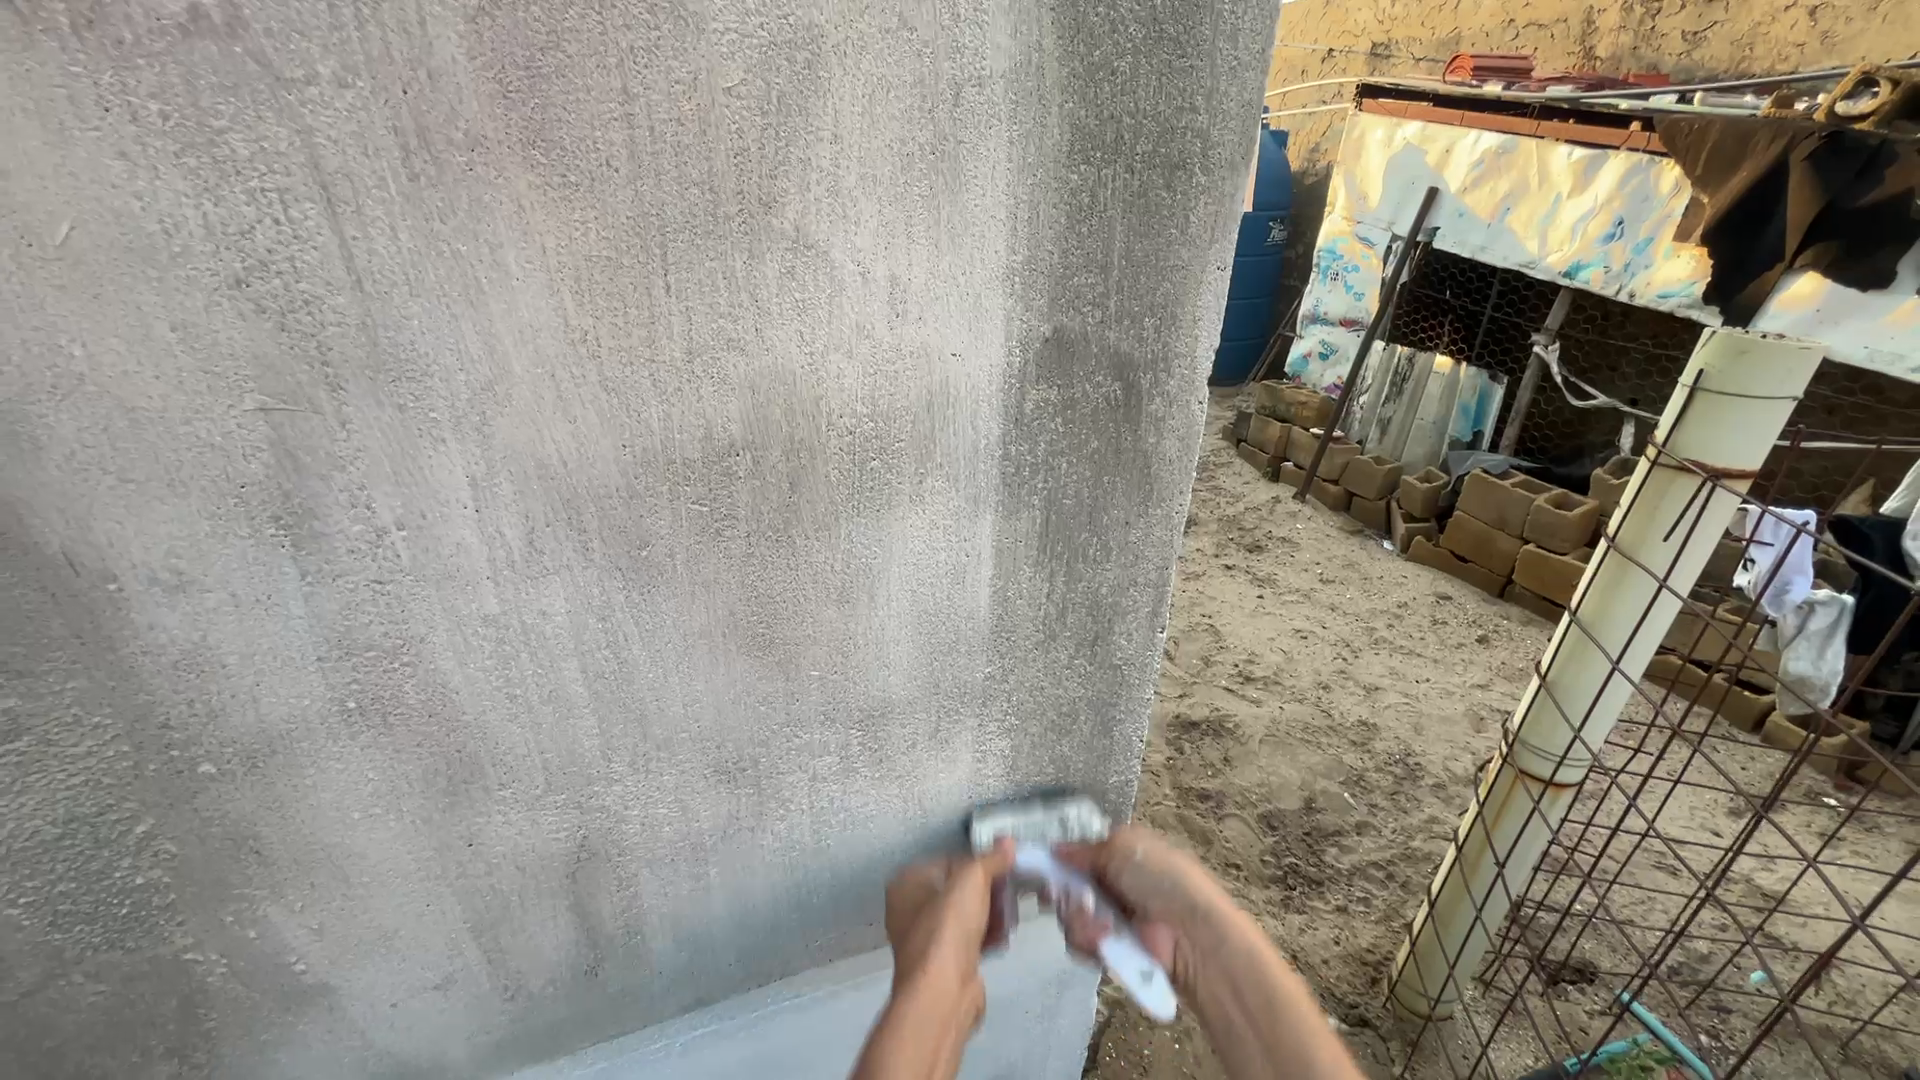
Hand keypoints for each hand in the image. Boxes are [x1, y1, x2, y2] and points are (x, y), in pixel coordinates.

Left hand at [882, 841, 1016, 1016]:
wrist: (942, 991)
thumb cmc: (949, 925)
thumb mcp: (972, 880)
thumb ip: (991, 859)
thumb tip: (1008, 841)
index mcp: (907, 882)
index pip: (949, 860)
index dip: (978, 864)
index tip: (1003, 870)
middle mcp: (910, 908)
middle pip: (959, 889)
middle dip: (989, 892)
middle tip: (1011, 896)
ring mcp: (926, 937)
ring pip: (966, 915)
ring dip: (992, 915)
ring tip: (1010, 919)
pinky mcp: (942, 962)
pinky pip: (969, 939)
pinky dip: (987, 936)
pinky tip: (1003, 938)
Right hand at [1052, 825, 1231, 994]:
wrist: (1190, 933)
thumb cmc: (1160, 878)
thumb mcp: (1122, 847)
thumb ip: (1084, 850)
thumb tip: (1054, 849)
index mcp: (1120, 854)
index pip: (1078, 855)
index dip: (1059, 861)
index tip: (1040, 868)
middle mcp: (1112, 884)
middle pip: (1067, 886)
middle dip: (1062, 892)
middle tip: (1058, 897)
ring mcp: (1110, 918)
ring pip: (1070, 914)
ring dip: (1079, 918)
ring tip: (1100, 924)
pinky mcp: (1110, 950)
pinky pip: (1081, 942)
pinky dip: (1089, 939)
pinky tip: (1105, 939)